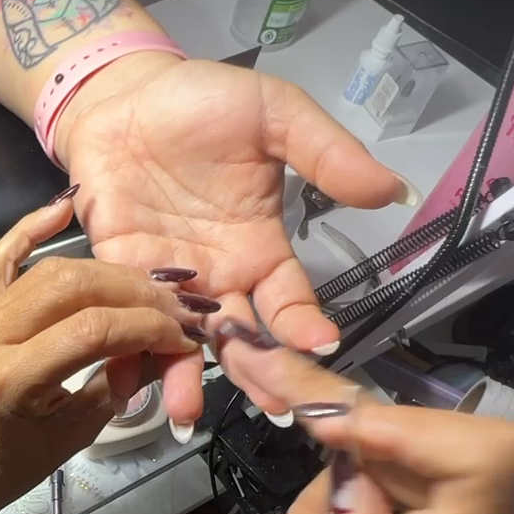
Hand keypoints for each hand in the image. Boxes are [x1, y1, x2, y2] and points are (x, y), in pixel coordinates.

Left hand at [0, 196, 201, 513]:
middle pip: (74, 287)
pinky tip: (63, 207)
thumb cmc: (14, 466)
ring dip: (105, 273)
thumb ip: (120, 381)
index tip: (183, 336)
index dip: (147, 327)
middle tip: (174, 309)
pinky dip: (30, 229)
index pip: (94, 329)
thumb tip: (166, 346)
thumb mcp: (76, 432)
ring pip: (50, 271)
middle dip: (134, 293)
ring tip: (145, 289)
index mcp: (12, 378)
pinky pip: (1, 259)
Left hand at [54, 54, 414, 433]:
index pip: (287, 301)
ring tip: (187, 415)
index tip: (318, 346)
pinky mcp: (118, 276)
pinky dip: (125, 352)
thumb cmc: (200, 103)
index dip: (303, 324)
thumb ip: (326, 154)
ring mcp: (166, 283)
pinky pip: (125, 321)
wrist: (124, 98)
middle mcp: (215, 278)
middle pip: (237, 338)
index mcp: (257, 249)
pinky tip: (128, 384)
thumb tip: (395, 190)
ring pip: (181, 342)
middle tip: (264, 406)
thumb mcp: (275, 115)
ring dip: (184, 379)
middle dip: (252, 373)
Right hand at [210, 335, 513, 513]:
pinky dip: (379, 493)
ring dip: (350, 473)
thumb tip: (343, 481)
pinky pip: (435, 487)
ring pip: (423, 458)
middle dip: (339, 423)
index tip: (320, 421)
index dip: (397, 422)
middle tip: (257, 384)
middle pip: (430, 438)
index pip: (479, 456)